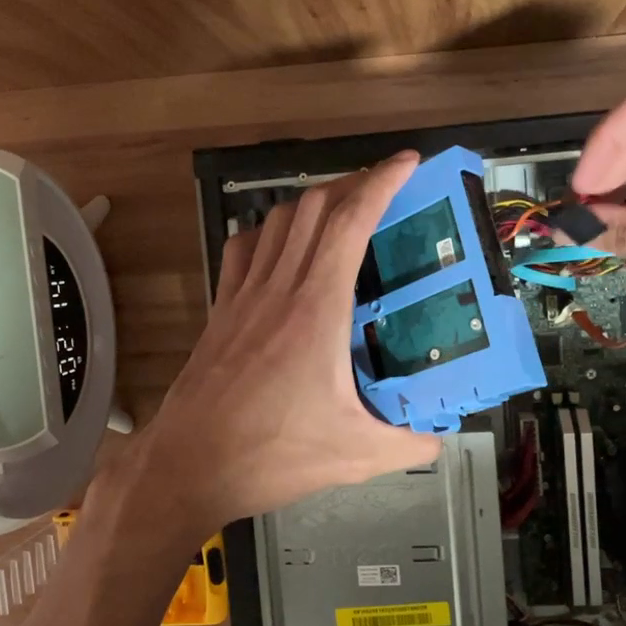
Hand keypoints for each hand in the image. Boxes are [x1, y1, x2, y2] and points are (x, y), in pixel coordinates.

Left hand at [102, 151, 441, 538]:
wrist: (188, 464)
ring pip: (276, 221)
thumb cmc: (272, 454)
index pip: (350, 222)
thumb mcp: (354, 455)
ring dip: (312, 202)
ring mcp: (243, 297)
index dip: (381, 182)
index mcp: (316, 309)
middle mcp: (278, 289)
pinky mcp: (221, 312)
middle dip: (352, 183)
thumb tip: (436, 438)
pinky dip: (268, 231)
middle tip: (385, 187)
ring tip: (340, 210)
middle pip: (313, 208)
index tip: (408, 162)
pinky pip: (244, 249)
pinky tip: (279, 246)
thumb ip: (405, 443)